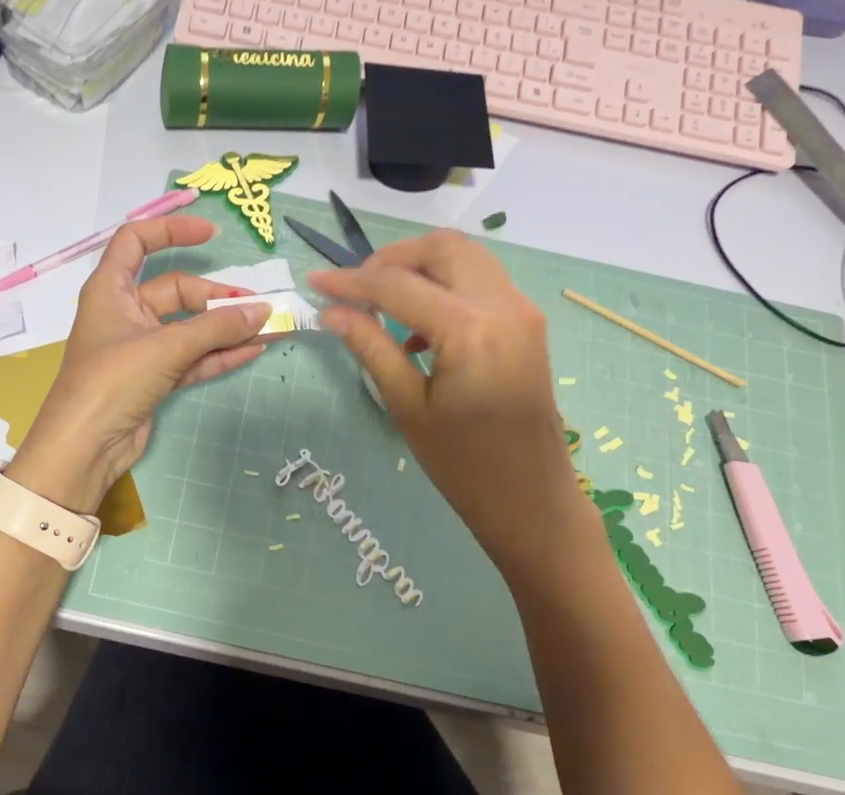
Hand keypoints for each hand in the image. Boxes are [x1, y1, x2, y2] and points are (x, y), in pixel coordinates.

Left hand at [8, 216, 271, 510]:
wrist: (85, 447)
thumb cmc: (111, 382)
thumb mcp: (164, 347)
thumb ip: (216, 328)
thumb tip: (262, 311)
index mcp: (110, 290)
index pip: (136, 241)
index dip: (171, 230)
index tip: (210, 234)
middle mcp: (123, 313)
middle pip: (174, 291)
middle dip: (215, 297)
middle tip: (254, 306)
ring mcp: (139, 349)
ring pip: (187, 329)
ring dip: (223, 328)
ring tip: (266, 327)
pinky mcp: (152, 380)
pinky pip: (191, 359)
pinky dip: (218, 355)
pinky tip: (251, 350)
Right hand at [309, 229, 590, 576]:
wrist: (529, 496)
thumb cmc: (462, 464)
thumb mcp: (407, 407)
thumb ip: (371, 348)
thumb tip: (332, 313)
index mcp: (469, 328)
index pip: (398, 285)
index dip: (351, 281)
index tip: (315, 283)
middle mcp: (503, 304)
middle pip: (441, 248)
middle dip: (392, 259)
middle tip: (354, 288)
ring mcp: (521, 310)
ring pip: (466, 259)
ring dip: (420, 269)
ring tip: (381, 304)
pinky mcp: (527, 324)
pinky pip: (481, 284)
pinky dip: (446, 288)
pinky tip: (418, 329)